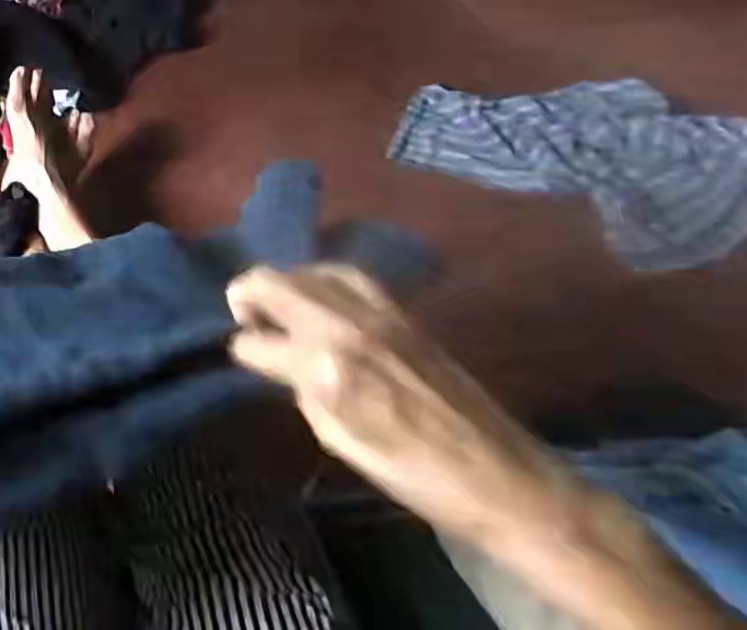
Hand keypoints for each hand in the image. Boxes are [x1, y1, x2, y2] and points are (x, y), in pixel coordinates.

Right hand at [225, 264, 580, 544]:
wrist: (503, 477)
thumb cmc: (411, 472)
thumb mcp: (334, 436)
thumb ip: (299, 386)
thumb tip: (280, 360)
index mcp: (324, 367)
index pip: (255, 343)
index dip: (244, 353)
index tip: (246, 359)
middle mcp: (342, 326)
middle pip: (268, 282)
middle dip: (243, 296)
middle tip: (248, 321)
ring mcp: (372, 311)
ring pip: (302, 270)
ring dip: (280, 285)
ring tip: (280, 308)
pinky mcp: (397, 310)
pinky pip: (342, 274)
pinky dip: (318, 280)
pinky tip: (318, 298)